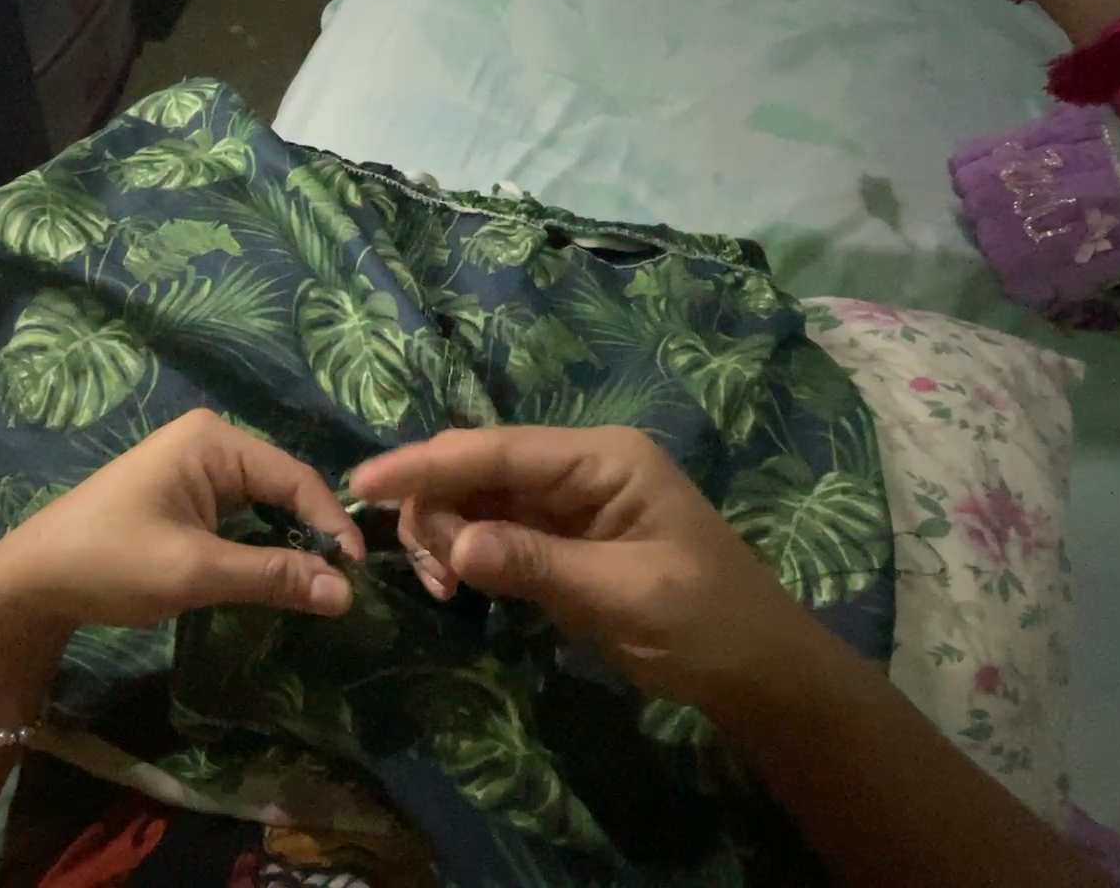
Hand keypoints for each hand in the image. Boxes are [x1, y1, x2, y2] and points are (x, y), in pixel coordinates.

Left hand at [0, 409, 364, 631]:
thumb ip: (273, 575)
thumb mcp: (195, 570)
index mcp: (213, 440)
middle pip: (282, 485)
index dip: (332, 524)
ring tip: (320, 582)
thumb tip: (347, 593)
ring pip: (264, 501)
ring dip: (289, 539)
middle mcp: (210, 440)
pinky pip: (241, 511)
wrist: (34, 578)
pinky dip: (262, 540)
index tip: (356, 575)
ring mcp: (196, 464)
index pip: (295, 477)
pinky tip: (279, 569)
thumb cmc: (110, 563)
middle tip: (341, 585)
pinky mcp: (187, 490)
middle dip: (313, 532)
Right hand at [349, 425, 834, 707]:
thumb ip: (535, 565)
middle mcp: (573, 462)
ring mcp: (560, 493)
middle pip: (474, 464)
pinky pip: (484, 522)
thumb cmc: (707, 626)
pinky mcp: (549, 526)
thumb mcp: (624, 597)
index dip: (424, 464)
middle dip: (431, 505)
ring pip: (470, 492)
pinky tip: (456, 580)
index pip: (496, 449)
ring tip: (444, 585)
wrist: (757, 670)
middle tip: (428, 570)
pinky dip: (459, 548)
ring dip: (440, 530)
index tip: (362, 484)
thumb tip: (453, 548)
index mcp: (601, 458)